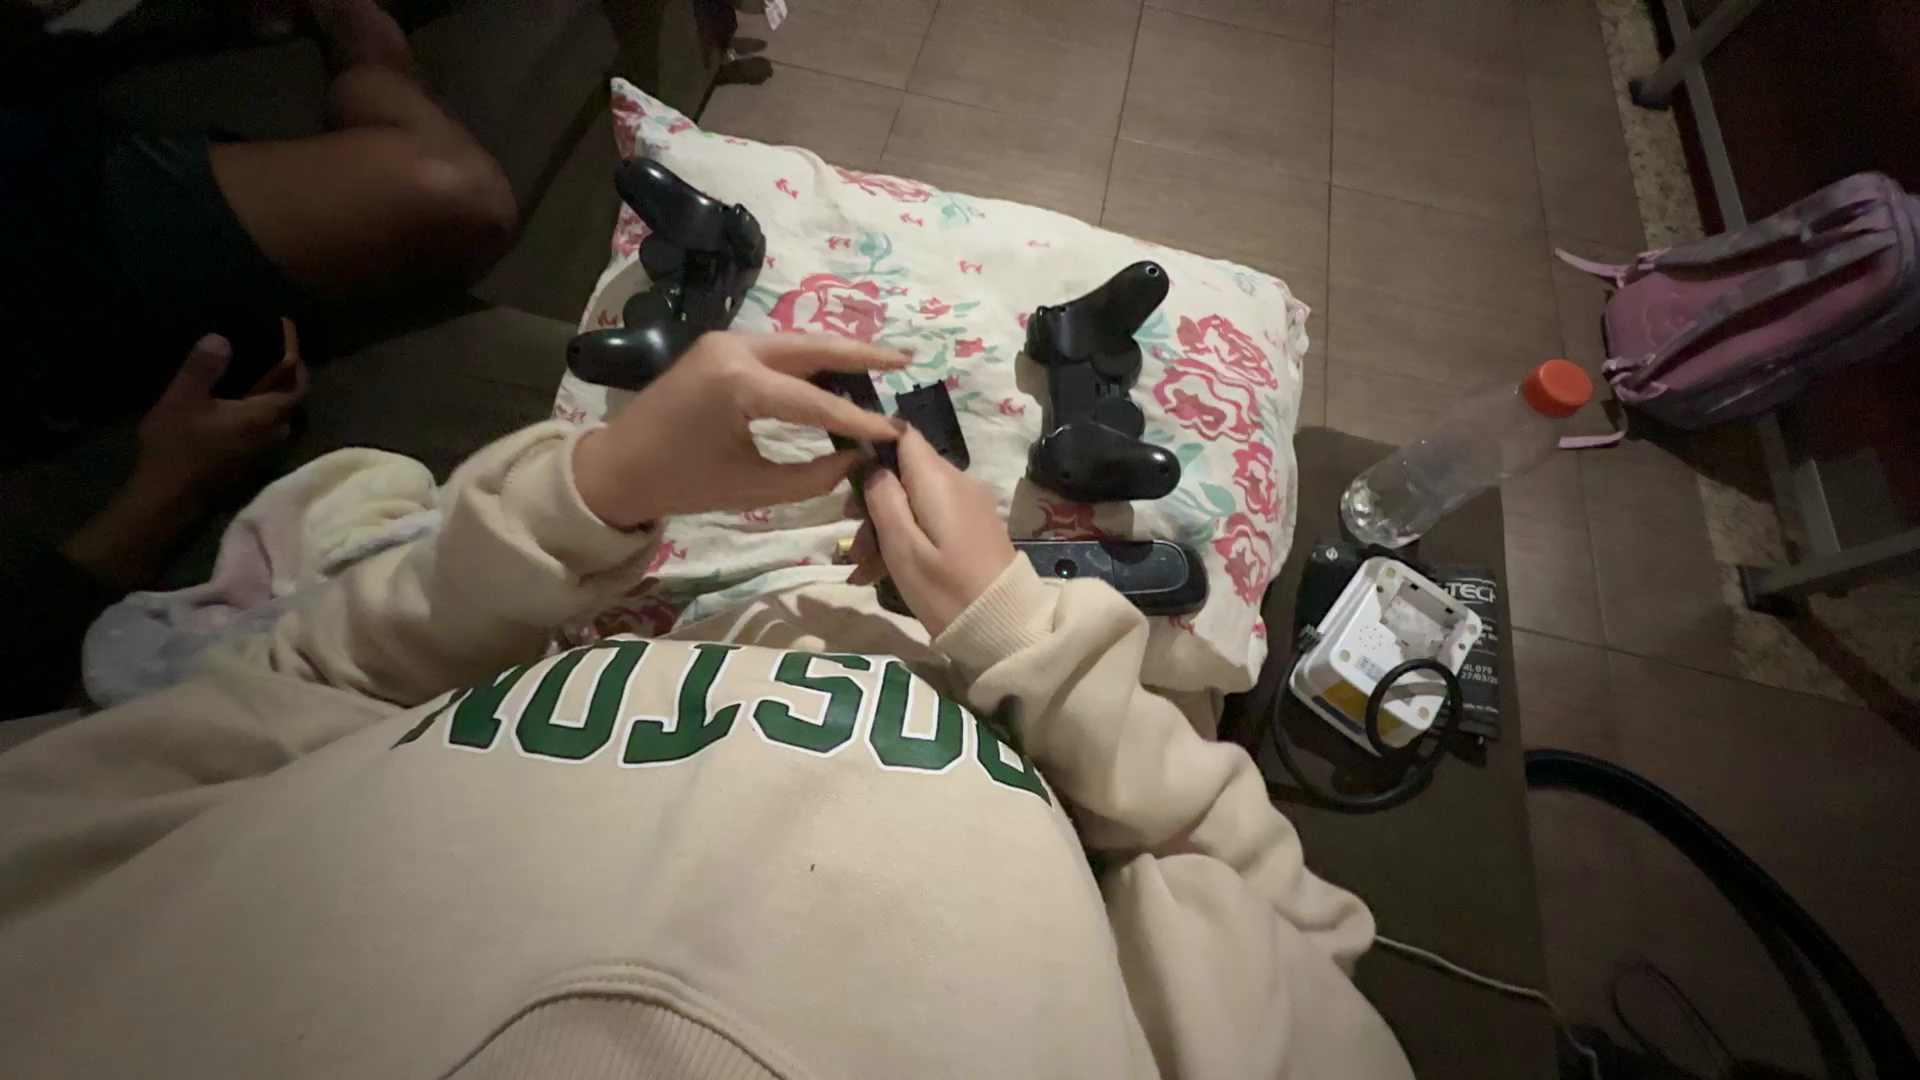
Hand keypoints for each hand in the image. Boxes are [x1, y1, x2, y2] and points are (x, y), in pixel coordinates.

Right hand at [130, 324, 307, 508]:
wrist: (174, 494)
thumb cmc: (179, 446)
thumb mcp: (183, 401)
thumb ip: (203, 369)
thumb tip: (222, 338)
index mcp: (269, 414)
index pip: (298, 382)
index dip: (296, 358)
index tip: (287, 334)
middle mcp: (279, 430)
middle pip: (292, 396)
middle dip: (286, 372)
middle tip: (270, 349)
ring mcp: (270, 445)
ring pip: (280, 411)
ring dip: (273, 390)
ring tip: (255, 368)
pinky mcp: (256, 455)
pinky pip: (267, 423)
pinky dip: (261, 405)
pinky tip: (239, 398)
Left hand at [571, 331, 908, 529]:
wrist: (616, 467)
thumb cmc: (682, 483)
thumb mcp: (752, 488)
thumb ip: (813, 475)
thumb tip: (857, 459)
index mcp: (738, 385)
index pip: (817, 401)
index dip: (861, 420)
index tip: (899, 431)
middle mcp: (735, 349)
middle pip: (815, 346)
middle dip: (864, 353)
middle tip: (908, 357)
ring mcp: (727, 342)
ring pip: (800, 342)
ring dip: (841, 353)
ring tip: (885, 362)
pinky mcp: (723, 348)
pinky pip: (781, 350)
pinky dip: (815, 360)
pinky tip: (841, 370)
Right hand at [849, 428, 1017, 636]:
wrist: (1003, 628)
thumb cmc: (946, 590)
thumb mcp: (903, 548)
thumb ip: (884, 500)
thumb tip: (873, 468)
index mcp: (939, 480)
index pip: (903, 436)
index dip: (872, 447)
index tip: (846, 477)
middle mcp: (958, 483)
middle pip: (905, 473)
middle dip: (873, 502)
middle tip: (852, 541)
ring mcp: (968, 506)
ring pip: (914, 501)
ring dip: (885, 529)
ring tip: (862, 569)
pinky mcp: (972, 529)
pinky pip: (931, 521)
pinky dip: (906, 540)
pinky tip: (880, 574)